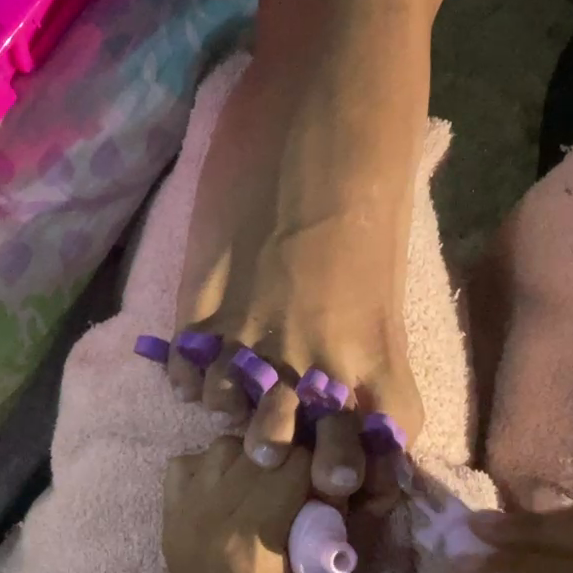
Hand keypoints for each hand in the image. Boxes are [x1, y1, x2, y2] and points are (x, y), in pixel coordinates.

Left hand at [162, 436, 367, 572]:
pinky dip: (211, 467)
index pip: (298, 461)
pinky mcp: (169, 522)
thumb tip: (378, 477)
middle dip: (295, 457)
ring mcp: (181, 517)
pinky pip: (185, 465)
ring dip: (255, 457)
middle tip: (312, 484)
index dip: (327, 466)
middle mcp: (208, 518)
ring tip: (273, 487)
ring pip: (223, 446)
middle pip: (261, 446)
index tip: (338, 486)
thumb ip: (357, 534)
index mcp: (251, 541)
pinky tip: (234, 493)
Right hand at [166, 66, 426, 499]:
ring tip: (234, 391)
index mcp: (376, 347)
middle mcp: (313, 357)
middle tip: (281, 442)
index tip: (361, 474)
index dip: (376, 470)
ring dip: (233, 413)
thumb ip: (369, 339)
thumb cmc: (374, 172)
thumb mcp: (386, 272)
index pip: (386, 444)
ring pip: (233, 417)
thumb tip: (345, 383)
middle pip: (303, 449)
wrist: (327, 98)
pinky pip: (186, 376)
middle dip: (295, 459)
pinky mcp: (198, 301)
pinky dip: (190, 380)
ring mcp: (250, 333)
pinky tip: (199, 362)